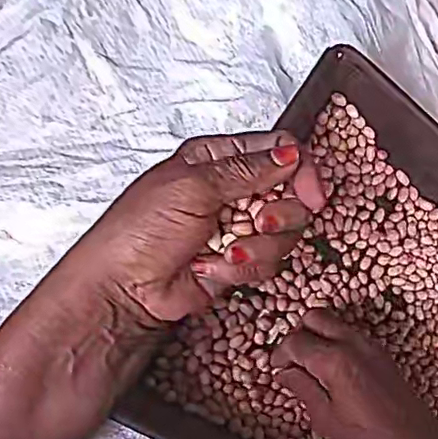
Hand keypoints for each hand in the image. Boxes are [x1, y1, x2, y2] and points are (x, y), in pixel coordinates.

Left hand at [59, 131, 328, 331]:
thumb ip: (247, 169)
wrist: (125, 286)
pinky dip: (244, 269)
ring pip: (286, 234)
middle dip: (282, 215)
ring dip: (258, 248)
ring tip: (225, 252)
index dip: (303, 171)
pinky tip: (213, 266)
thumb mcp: (192, 186)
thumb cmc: (139, 231)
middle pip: (293, 196)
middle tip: (261, 223)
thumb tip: (290, 155)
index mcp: (220, 159)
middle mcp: (236, 190)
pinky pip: (271, 262)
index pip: (281, 151)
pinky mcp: (244, 260)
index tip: (312, 195)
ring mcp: (241, 226)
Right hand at [270, 309, 437, 438]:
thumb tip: (285, 373)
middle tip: (293, 360)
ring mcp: (371, 345)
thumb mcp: (325, 417)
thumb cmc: (368, 437)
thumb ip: (302, 388)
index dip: (280, 354)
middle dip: (298, 333)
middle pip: (315, 317)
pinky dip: (337, 342)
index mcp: (334, 359)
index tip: (277, 369)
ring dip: (319, 335)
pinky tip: (334, 370)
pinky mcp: (383, 354)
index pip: (295, 340)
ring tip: (312, 367)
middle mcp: (353, 343)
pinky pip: (352, 334)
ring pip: (335, 322)